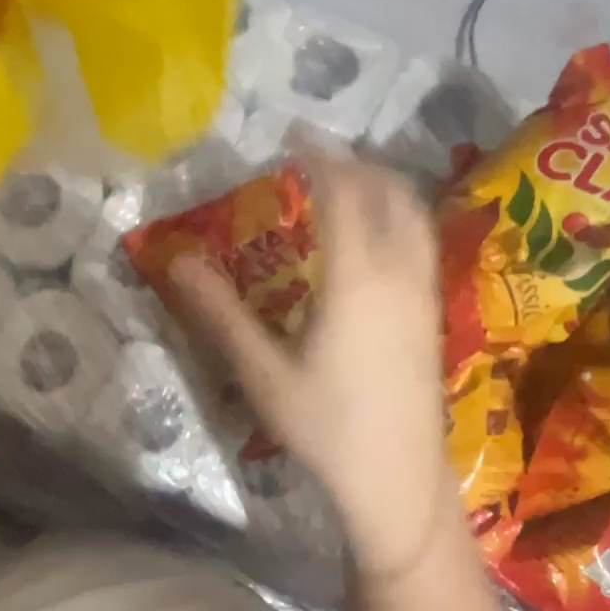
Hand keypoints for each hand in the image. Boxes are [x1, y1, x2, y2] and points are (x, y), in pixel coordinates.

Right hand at [169, 158, 453, 569]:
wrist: (396, 475)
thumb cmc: (323, 425)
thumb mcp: (261, 372)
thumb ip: (220, 313)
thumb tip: (178, 260)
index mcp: (356, 278)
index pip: (341, 193)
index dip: (318, 157)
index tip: (292, 135)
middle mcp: (399, 271)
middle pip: (387, 192)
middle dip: (354, 163)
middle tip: (315, 156)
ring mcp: (422, 292)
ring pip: (413, 213)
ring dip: (381, 185)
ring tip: (344, 184)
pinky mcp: (430, 313)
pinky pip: (420, 240)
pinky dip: (395, 216)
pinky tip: (372, 237)